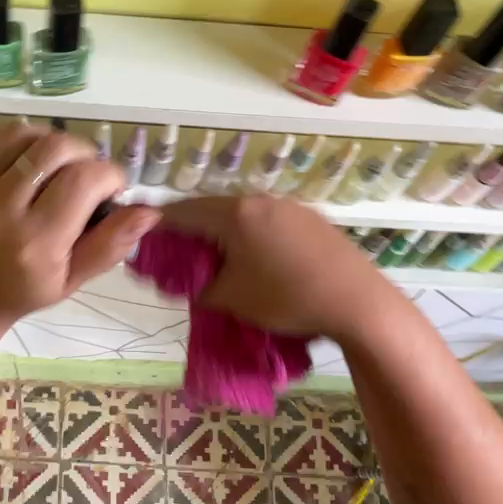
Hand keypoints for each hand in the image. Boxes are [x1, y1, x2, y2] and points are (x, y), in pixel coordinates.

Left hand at [0, 125, 158, 334]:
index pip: (85, 181)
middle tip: (87, 175)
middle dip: (85, 154)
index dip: (110, 175)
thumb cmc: (23, 289)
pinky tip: (30, 161)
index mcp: (36, 242)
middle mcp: (1, 210)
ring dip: (53, 142)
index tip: (112, 189)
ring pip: (27, 134)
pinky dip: (23, 140)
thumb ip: (111, 244)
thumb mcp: (73, 278)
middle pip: (57, 148)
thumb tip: (150, 210)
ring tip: (59, 166)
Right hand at [157, 194, 394, 342]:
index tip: (145, 240)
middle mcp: (261, 200)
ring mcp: (291, 207)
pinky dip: (253, 238)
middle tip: (181, 258)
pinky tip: (259, 263)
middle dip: (194, 233)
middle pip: (214, 211)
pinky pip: (269, 224)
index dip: (159, 226)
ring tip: (221, 263)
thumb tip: (190, 284)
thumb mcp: (231, 300)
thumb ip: (201, 288)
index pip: (183, 212)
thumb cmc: (286, 298)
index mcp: (235, 213)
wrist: (358, 303)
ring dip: (226, 236)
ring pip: (244, 217)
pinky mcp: (313, 220)